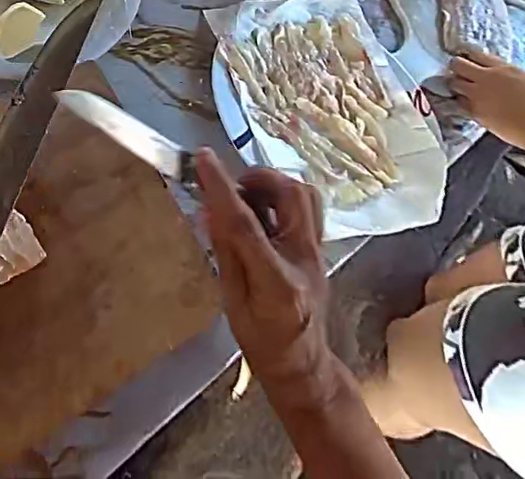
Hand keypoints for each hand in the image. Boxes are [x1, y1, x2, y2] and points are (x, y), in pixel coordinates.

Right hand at [192, 150, 337, 407]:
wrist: (304, 366)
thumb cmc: (261, 343)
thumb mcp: (232, 302)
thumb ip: (224, 251)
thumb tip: (208, 207)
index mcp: (278, 283)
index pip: (246, 224)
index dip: (222, 188)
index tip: (204, 158)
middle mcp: (305, 259)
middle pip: (290, 196)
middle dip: (257, 179)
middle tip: (232, 187)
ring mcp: (318, 251)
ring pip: (304, 193)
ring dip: (271, 185)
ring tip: (247, 196)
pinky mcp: (320, 246)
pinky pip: (306, 204)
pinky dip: (281, 196)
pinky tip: (262, 209)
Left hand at [448, 52, 524, 156]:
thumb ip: (509, 78)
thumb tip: (502, 80)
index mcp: (505, 68)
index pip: (476, 53)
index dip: (469, 56)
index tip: (466, 59)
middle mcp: (488, 78)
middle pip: (457, 64)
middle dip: (455, 67)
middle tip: (458, 74)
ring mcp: (479, 95)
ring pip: (454, 83)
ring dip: (456, 85)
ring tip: (462, 90)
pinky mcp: (476, 113)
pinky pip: (460, 104)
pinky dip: (461, 103)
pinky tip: (467, 105)